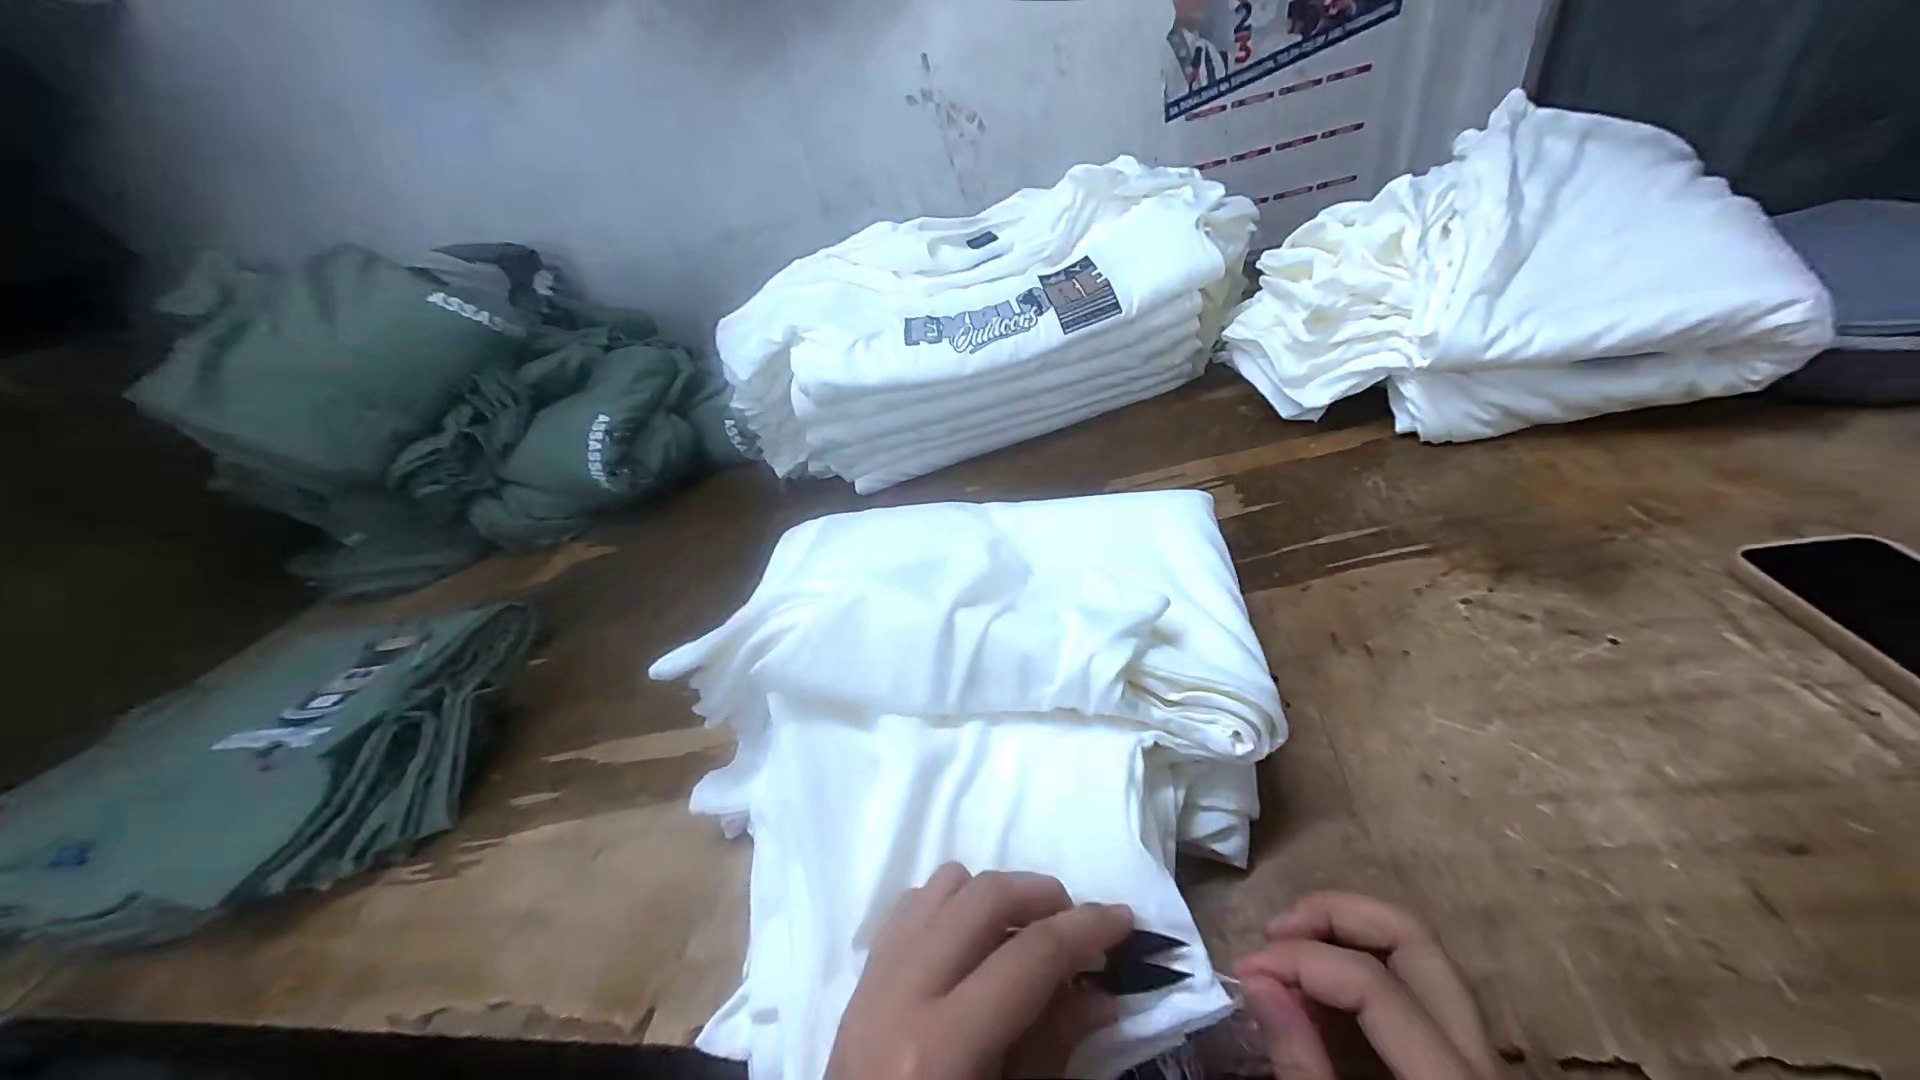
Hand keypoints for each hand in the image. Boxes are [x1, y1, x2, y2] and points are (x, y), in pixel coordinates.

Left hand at [827, 863, 1133, 1079]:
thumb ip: (1053, 1046)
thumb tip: (1102, 990)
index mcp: (941, 1047)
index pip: (1028, 956)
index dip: (1086, 929)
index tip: (1124, 917)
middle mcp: (902, 992)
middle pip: (985, 896)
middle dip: (1044, 895)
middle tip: (1080, 924)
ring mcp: (874, 974)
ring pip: (946, 884)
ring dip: (997, 894)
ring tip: (1026, 932)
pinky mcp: (862, 972)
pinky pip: (915, 903)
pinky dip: (954, 903)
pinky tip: (975, 941)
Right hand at [1234, 893, 1496, 1079]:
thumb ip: (1301, 1066)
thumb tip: (1258, 979)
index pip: (1376, 984)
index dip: (1302, 961)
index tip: (1246, 970)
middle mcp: (1485, 1065)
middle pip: (1416, 941)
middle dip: (1335, 915)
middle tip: (1276, 931)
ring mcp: (1485, 1064)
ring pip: (1422, 954)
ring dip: (1348, 931)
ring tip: (1292, 945)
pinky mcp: (1466, 1069)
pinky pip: (1418, 988)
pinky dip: (1362, 964)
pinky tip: (1319, 986)